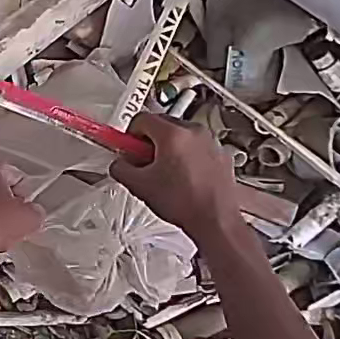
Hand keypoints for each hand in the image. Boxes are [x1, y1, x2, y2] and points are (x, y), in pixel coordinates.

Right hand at [110, 113, 238, 234]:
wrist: (215, 220)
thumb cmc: (186, 203)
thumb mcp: (139, 185)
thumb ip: (120, 168)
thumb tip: (118, 163)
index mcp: (173, 135)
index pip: (142, 118)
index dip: (129, 135)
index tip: (128, 147)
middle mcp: (195, 132)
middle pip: (162, 124)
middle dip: (148, 142)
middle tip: (143, 162)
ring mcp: (210, 142)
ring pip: (180, 135)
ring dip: (168, 149)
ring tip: (164, 173)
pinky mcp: (221, 154)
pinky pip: (196, 147)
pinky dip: (186, 156)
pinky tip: (181, 177)